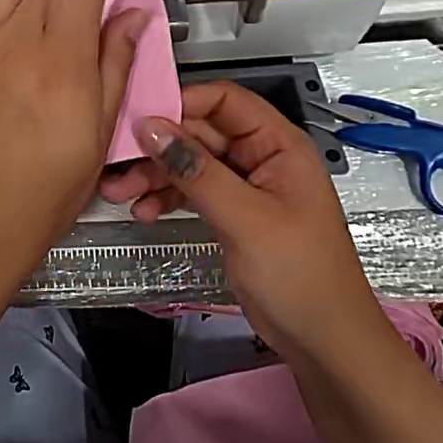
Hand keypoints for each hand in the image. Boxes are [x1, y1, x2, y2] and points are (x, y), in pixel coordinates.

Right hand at [98, 81, 382, 360]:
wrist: (323, 342)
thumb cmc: (300, 276)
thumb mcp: (245, 218)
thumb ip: (195, 170)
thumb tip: (151, 128)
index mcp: (277, 144)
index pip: (224, 100)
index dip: (182, 103)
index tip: (140, 119)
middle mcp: (260, 156)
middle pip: (199, 133)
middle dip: (158, 147)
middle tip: (119, 164)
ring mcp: (244, 185)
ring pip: (190, 162)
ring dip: (155, 174)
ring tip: (120, 192)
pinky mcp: (232, 211)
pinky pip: (192, 190)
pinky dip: (167, 197)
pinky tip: (145, 211)